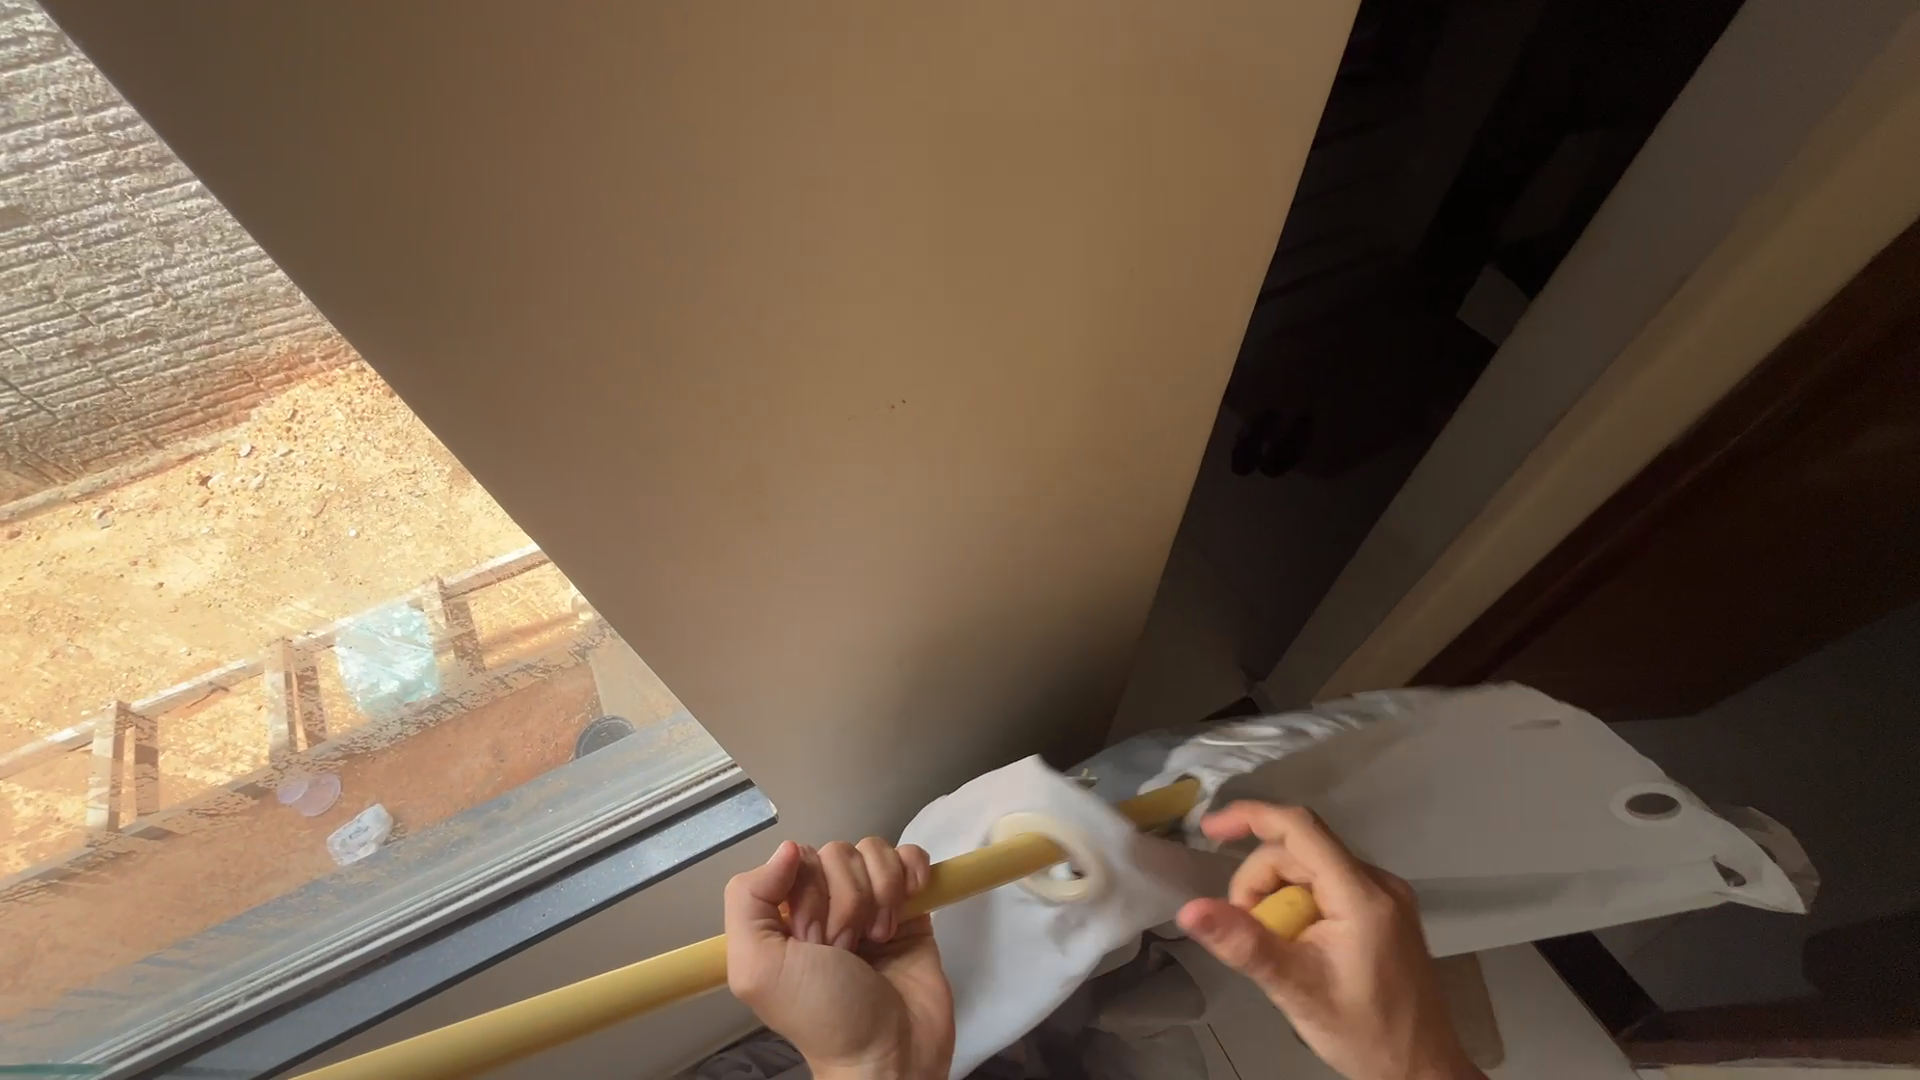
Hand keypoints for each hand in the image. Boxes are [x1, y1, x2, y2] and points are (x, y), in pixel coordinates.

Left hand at [725, 838, 953, 1079]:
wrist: (893, 1051)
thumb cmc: (823, 1015)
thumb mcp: (759, 969)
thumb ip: (748, 901)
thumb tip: (787, 848)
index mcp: (787, 914)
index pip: (798, 859)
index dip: (809, 890)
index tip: (813, 940)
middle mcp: (826, 903)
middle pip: (838, 854)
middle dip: (846, 901)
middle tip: (847, 949)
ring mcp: (871, 901)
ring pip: (874, 853)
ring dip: (881, 894)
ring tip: (879, 940)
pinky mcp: (910, 904)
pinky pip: (910, 856)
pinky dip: (912, 874)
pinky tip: (910, 903)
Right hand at [1176, 802, 1482, 1079]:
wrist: (1426, 1077)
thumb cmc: (1366, 1035)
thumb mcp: (1298, 991)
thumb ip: (1244, 944)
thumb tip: (1189, 910)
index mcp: (1362, 894)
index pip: (1299, 827)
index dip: (1249, 817)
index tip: (1208, 831)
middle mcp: (1377, 881)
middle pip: (1295, 852)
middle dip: (1259, 884)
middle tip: (1248, 932)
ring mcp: (1383, 894)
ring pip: (1306, 867)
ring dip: (1275, 896)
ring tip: (1275, 946)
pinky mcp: (1381, 909)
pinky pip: (1323, 883)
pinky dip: (1295, 903)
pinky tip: (1295, 941)